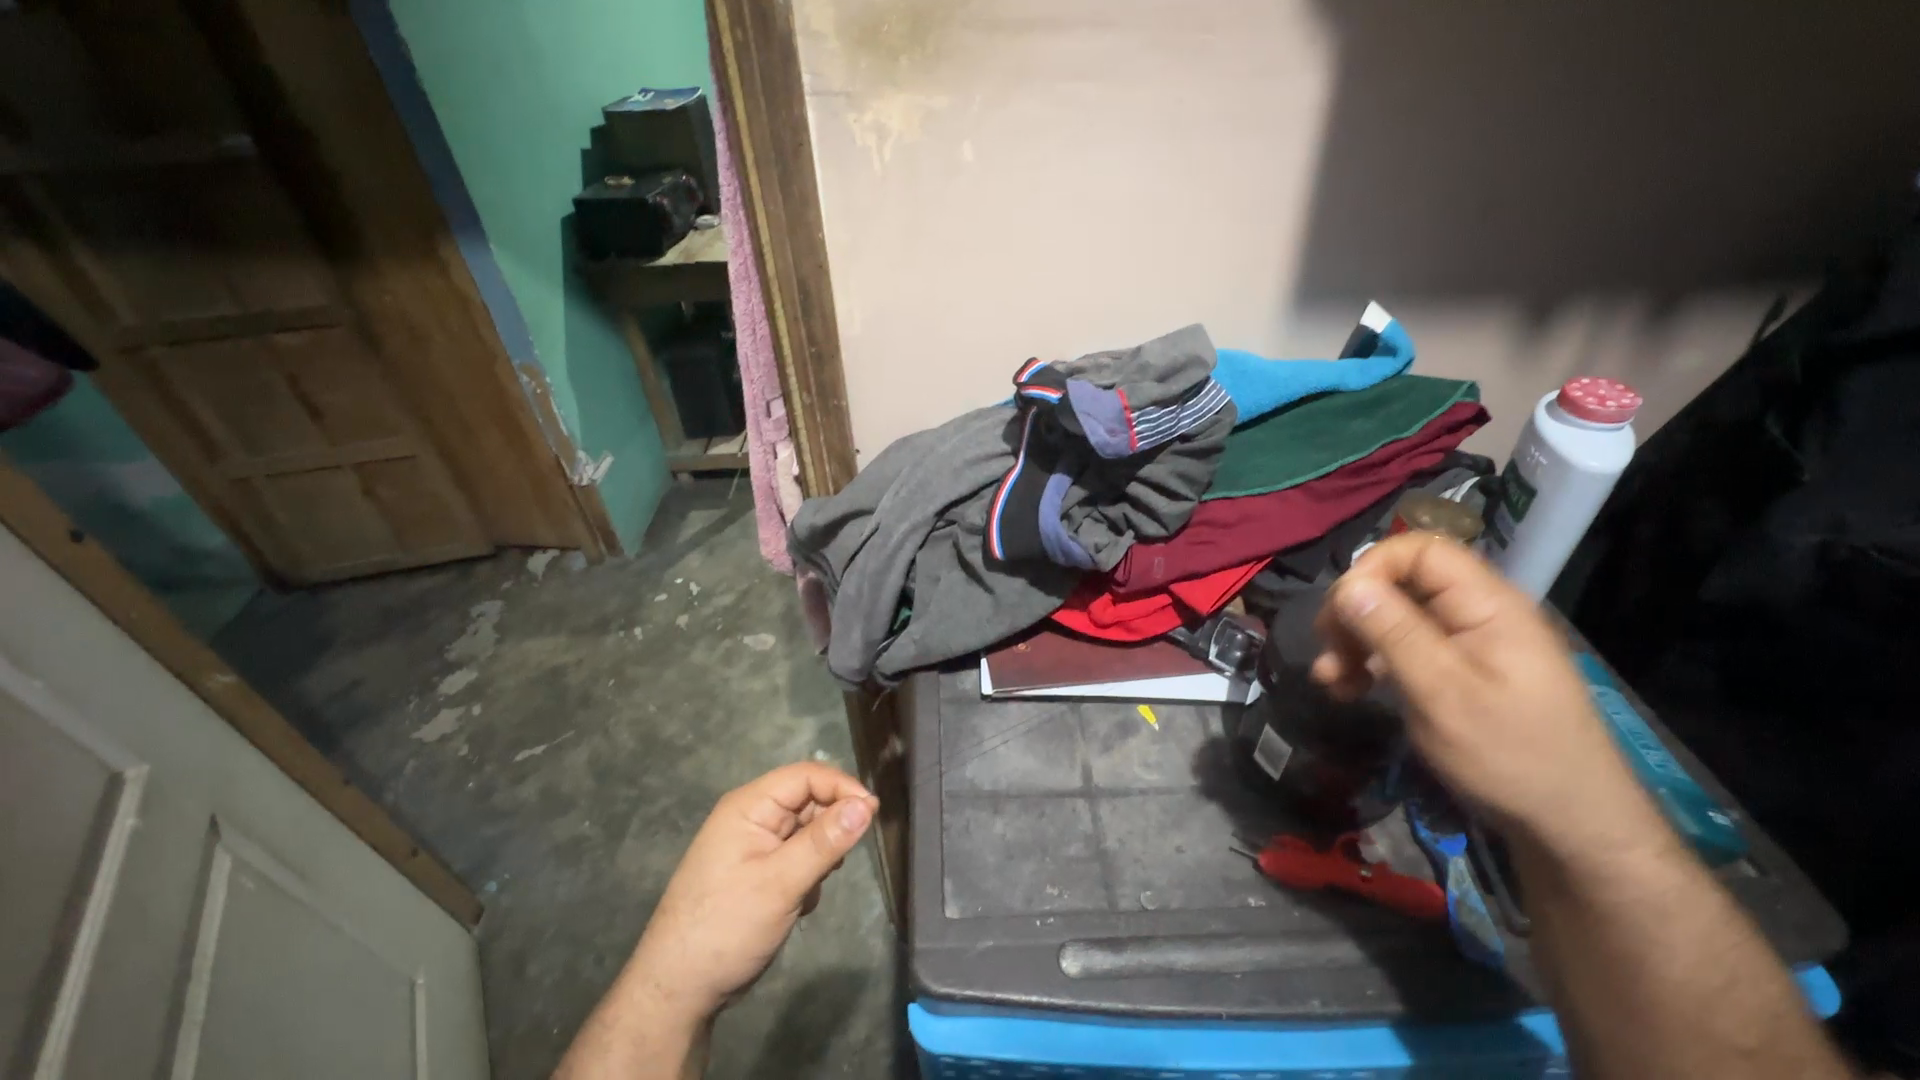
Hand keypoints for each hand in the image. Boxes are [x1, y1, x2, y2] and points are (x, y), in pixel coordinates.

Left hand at [626, 763, 877, 1025]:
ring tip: (810, 890)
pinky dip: (807, 877)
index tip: (873, 815)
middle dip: (829, 830)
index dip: (842, 788)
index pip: (806, 775)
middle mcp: (751, 818)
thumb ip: (825, 842)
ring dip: (819, 858)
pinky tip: (797, 906)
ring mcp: (753, 847)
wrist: (679, 988)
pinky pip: (797, 859)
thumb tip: (867, 805)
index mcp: (749, 806)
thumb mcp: (781, 883)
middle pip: (808, 802)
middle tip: (836, 865)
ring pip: (806, 833)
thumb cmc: (727, 927)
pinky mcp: (757, 873)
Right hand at [1311, 534, 1665, 854]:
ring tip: (1332, 682)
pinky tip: (1352, 691)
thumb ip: (1394, 634)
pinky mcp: (1463, 674)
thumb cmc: (1509, 755)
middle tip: (1327, 654)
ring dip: (1357, 643)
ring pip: (1399, 618)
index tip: (1339, 614)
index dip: (1372, 570)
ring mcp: (1472, 645)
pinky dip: (1375, 664)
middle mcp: (1480, 614)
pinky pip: (1409, 650)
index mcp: (1487, 605)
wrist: (1570, 825)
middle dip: (1356, 613)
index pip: (1420, 550)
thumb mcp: (1441, 694)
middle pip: (1403, 583)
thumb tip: (1348, 585)